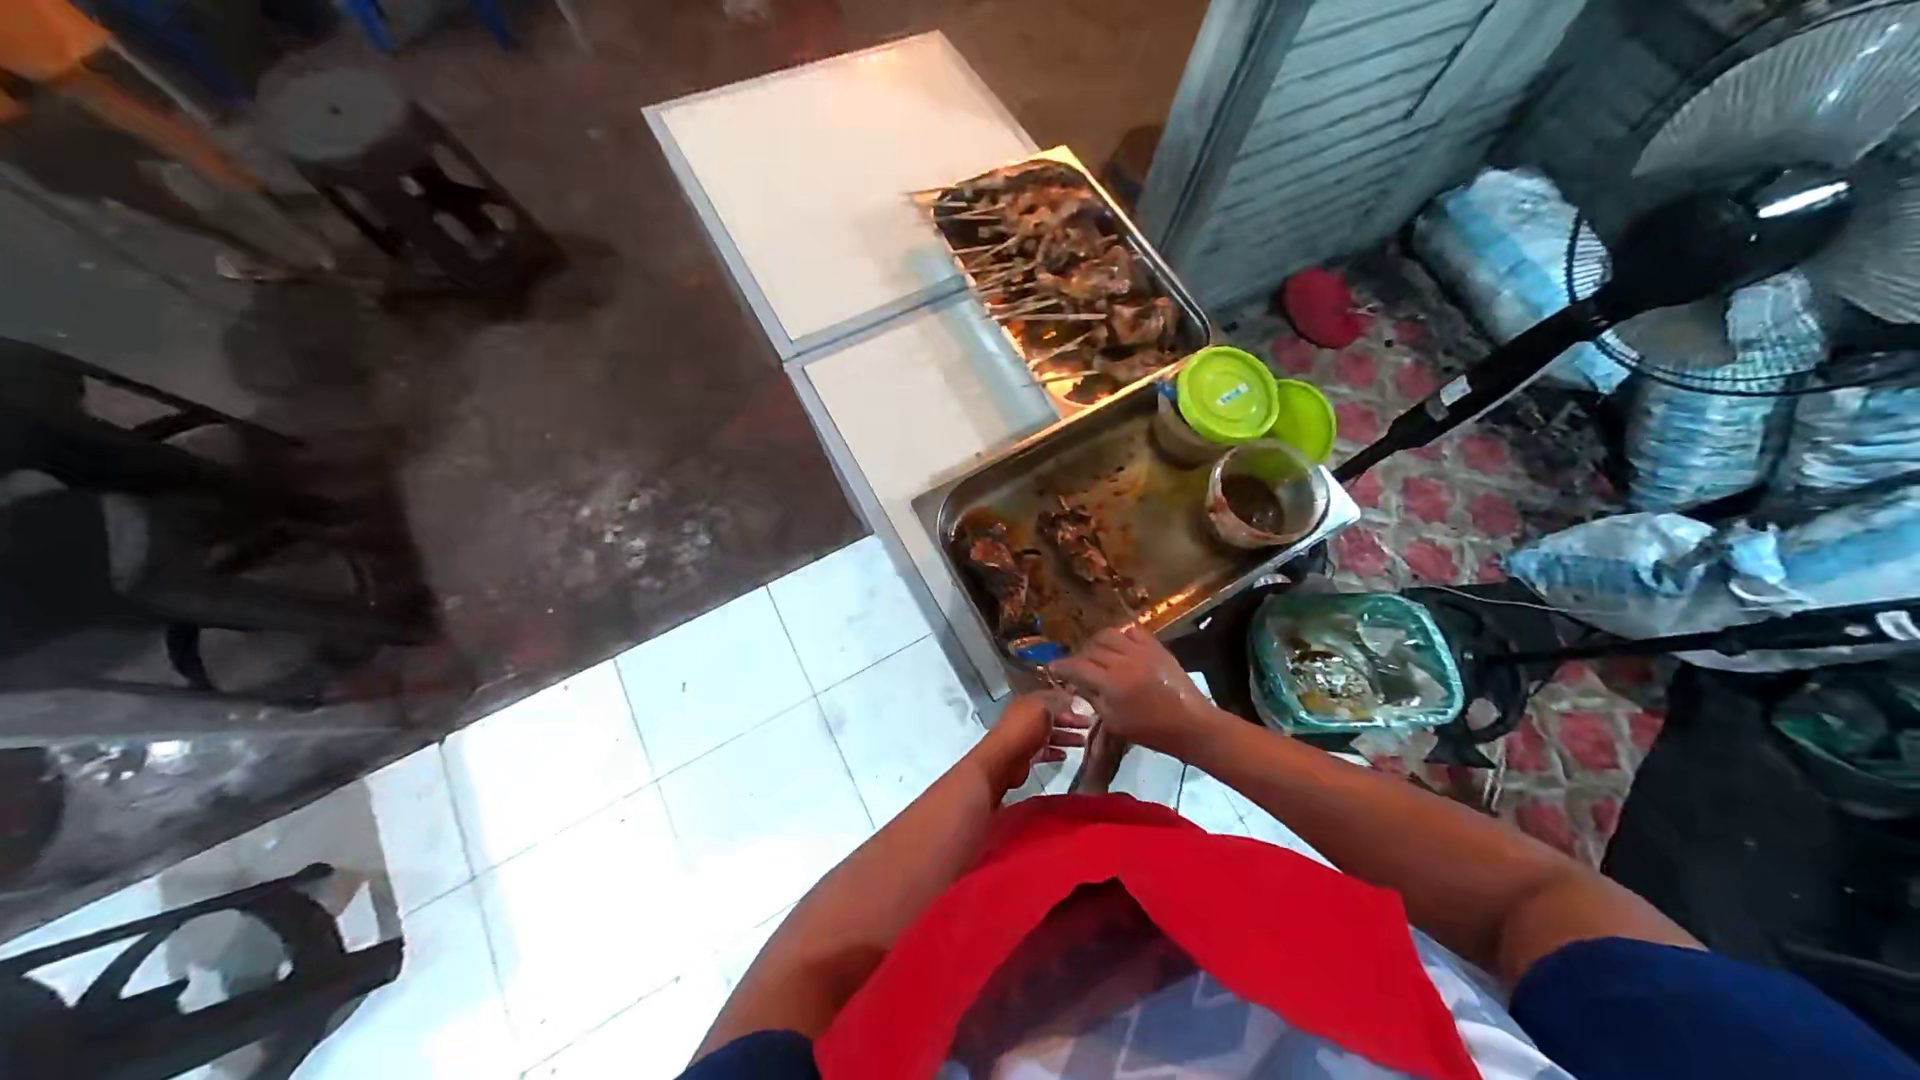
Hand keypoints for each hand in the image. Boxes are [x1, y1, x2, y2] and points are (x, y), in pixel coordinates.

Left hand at [977, 689, 1092, 791]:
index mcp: (1029, 702)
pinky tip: (1067, 756)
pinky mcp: (1027, 755)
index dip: (1068, 701)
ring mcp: (1027, 737)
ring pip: (1051, 735)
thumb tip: (1071, 696)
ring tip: (1084, 741)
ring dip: (1067, 737)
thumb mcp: (1043, 708)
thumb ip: (1058, 702)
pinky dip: (1056, 752)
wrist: (1004, 759)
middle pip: (1053, 717)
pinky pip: (1045, 751)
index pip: (1051, 697)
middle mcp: (1028, 717)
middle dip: (1071, 720)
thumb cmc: (1024, 729)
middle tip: (1090, 725)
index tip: (1086, 705)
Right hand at [1049, 625, 1218, 756]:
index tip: (1053, 668)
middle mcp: (1123, 661)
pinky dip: (1121, 636)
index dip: (1062, 666)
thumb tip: (1079, 684)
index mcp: (1110, 683)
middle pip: (1090, 649)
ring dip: (1097, 643)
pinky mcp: (1156, 647)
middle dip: (1080, 657)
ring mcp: (1141, 651)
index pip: (1077, 666)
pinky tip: (1120, 647)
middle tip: (1079, 667)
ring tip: (1098, 654)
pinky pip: (1132, 631)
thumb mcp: (1114, 722)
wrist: (1190, 724)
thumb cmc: (1150, 731)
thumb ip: (1093, 699)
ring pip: (1108, 635)